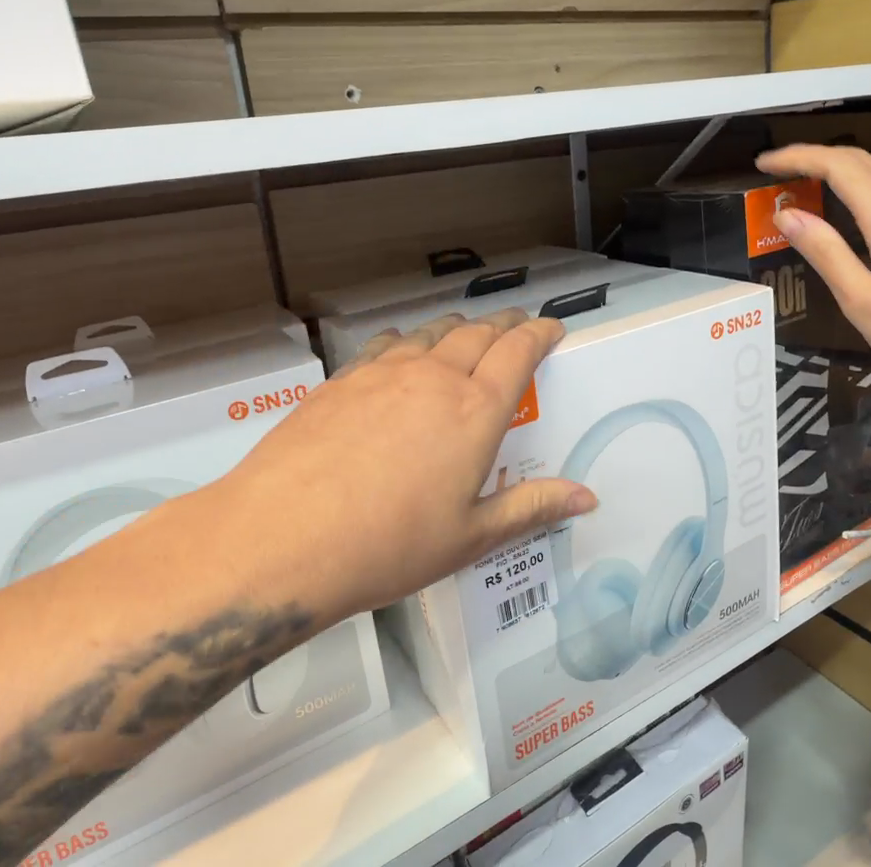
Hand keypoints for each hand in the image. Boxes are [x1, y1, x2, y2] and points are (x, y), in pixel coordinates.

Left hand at [219, 309, 596, 616]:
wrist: (282, 538)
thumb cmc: (389, 545)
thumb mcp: (470, 537)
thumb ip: (531, 508)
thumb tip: (588, 497)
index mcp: (475, 411)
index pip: (518, 352)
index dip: (540, 334)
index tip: (552, 329)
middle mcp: (433, 378)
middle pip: (477, 333)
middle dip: (503, 325)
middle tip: (515, 329)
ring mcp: (381, 374)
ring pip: (429, 334)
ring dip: (456, 330)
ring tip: (464, 337)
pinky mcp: (340, 381)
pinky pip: (386, 347)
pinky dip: (408, 344)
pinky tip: (400, 359)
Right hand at [756, 144, 870, 420]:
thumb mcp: (865, 307)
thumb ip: (827, 255)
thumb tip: (786, 215)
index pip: (841, 168)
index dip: (799, 157)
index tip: (764, 163)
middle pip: (862, 161)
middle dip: (815, 157)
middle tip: (775, 171)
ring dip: (840, 170)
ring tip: (802, 185)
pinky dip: (863, 187)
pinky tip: (847, 210)